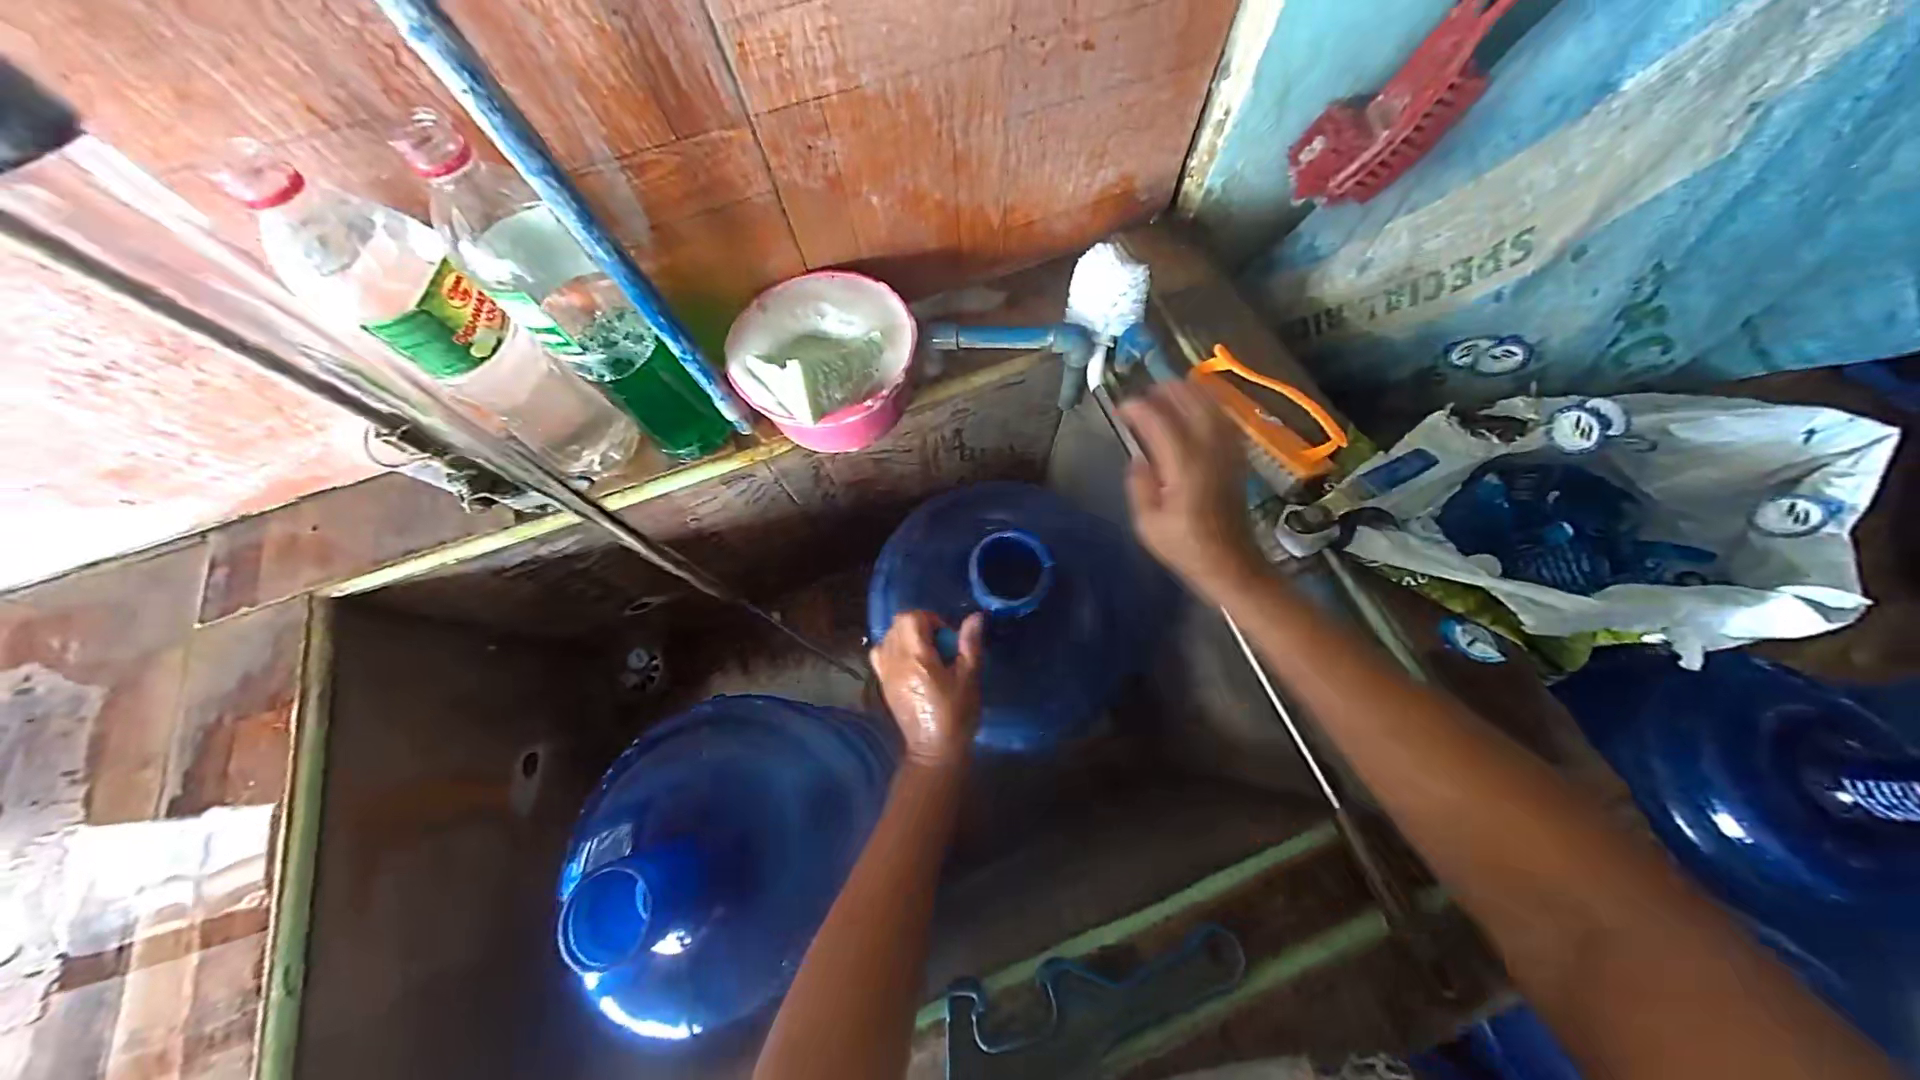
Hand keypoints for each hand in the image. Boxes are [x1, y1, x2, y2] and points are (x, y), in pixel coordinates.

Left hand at [869, 611, 985, 768]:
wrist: (934, 750)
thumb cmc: (957, 714)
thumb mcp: (969, 678)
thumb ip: (970, 644)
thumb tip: (975, 617)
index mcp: (917, 657)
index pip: (912, 618)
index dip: (931, 619)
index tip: (947, 637)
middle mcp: (895, 661)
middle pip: (897, 624)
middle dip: (920, 625)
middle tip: (939, 644)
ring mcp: (885, 673)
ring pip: (887, 636)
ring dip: (906, 636)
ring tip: (925, 653)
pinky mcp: (882, 684)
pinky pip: (880, 654)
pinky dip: (892, 649)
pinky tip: (909, 663)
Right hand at [1118, 381, 1264, 600]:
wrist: (1230, 563)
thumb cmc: (1184, 546)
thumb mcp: (1147, 521)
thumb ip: (1139, 483)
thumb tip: (1139, 457)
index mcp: (1183, 464)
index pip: (1158, 419)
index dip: (1137, 408)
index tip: (1121, 409)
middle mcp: (1209, 449)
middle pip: (1189, 401)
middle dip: (1164, 392)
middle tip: (1143, 396)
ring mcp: (1228, 450)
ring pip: (1211, 404)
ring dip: (1188, 393)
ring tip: (1168, 391)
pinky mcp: (1238, 456)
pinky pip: (1226, 418)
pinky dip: (1210, 405)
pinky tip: (1198, 407)